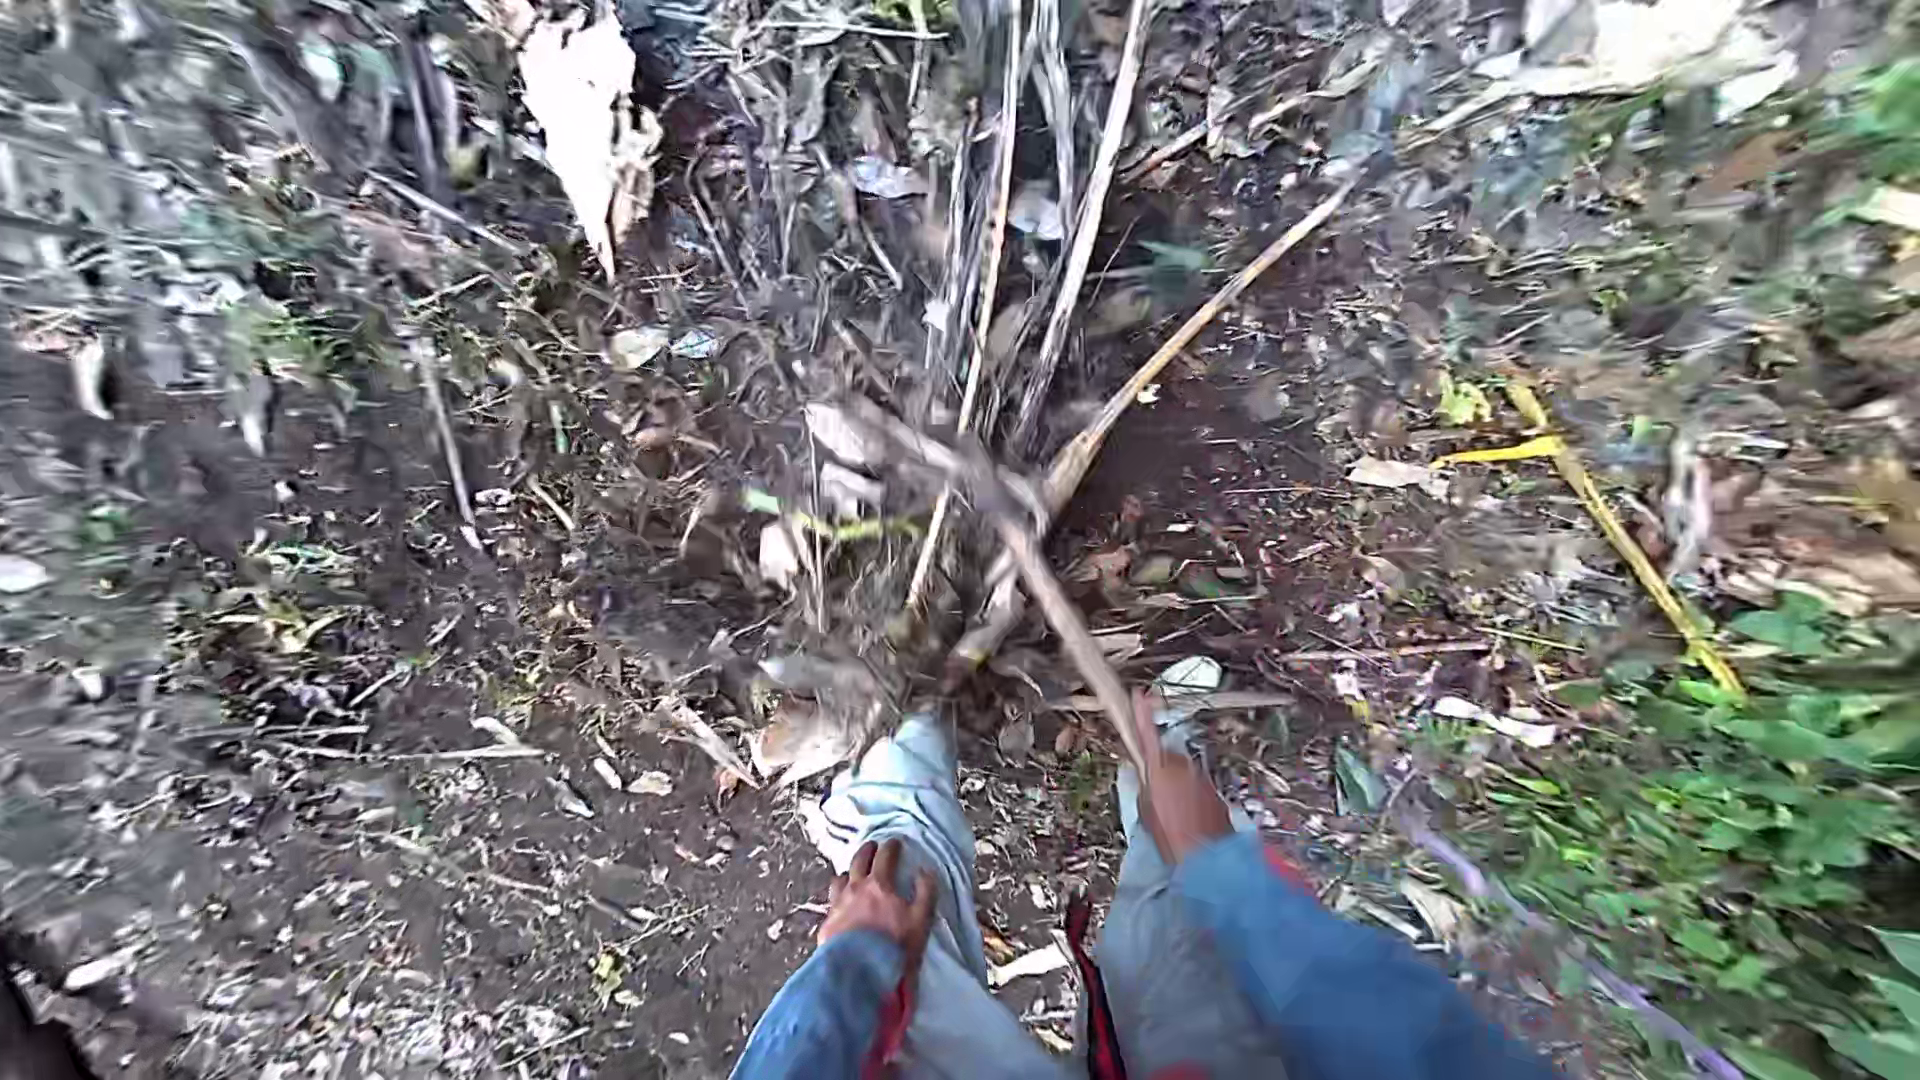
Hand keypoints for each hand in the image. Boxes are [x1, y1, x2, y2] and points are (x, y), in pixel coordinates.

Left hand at [819, 838, 937, 962]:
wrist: (856, 976)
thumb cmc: (892, 947)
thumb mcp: (920, 922)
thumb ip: (925, 893)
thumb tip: (925, 871)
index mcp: (879, 884)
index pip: (885, 856)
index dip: (891, 846)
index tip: (895, 842)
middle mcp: (856, 888)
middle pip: (859, 860)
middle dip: (868, 850)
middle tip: (873, 846)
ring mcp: (838, 905)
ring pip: (840, 878)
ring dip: (849, 873)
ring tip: (852, 875)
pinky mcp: (826, 924)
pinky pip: (831, 903)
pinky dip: (838, 898)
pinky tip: (840, 906)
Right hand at [1133, 688, 1233, 864]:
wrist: (1210, 859)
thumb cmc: (1170, 834)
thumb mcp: (1145, 809)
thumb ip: (1144, 784)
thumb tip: (1144, 774)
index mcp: (1160, 766)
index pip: (1147, 732)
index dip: (1141, 713)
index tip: (1139, 693)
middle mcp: (1182, 764)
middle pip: (1166, 755)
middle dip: (1160, 766)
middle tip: (1155, 791)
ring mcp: (1201, 775)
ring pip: (1182, 770)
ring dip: (1177, 781)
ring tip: (1174, 810)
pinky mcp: (1215, 789)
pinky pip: (1196, 784)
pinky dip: (1191, 792)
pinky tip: (1189, 815)